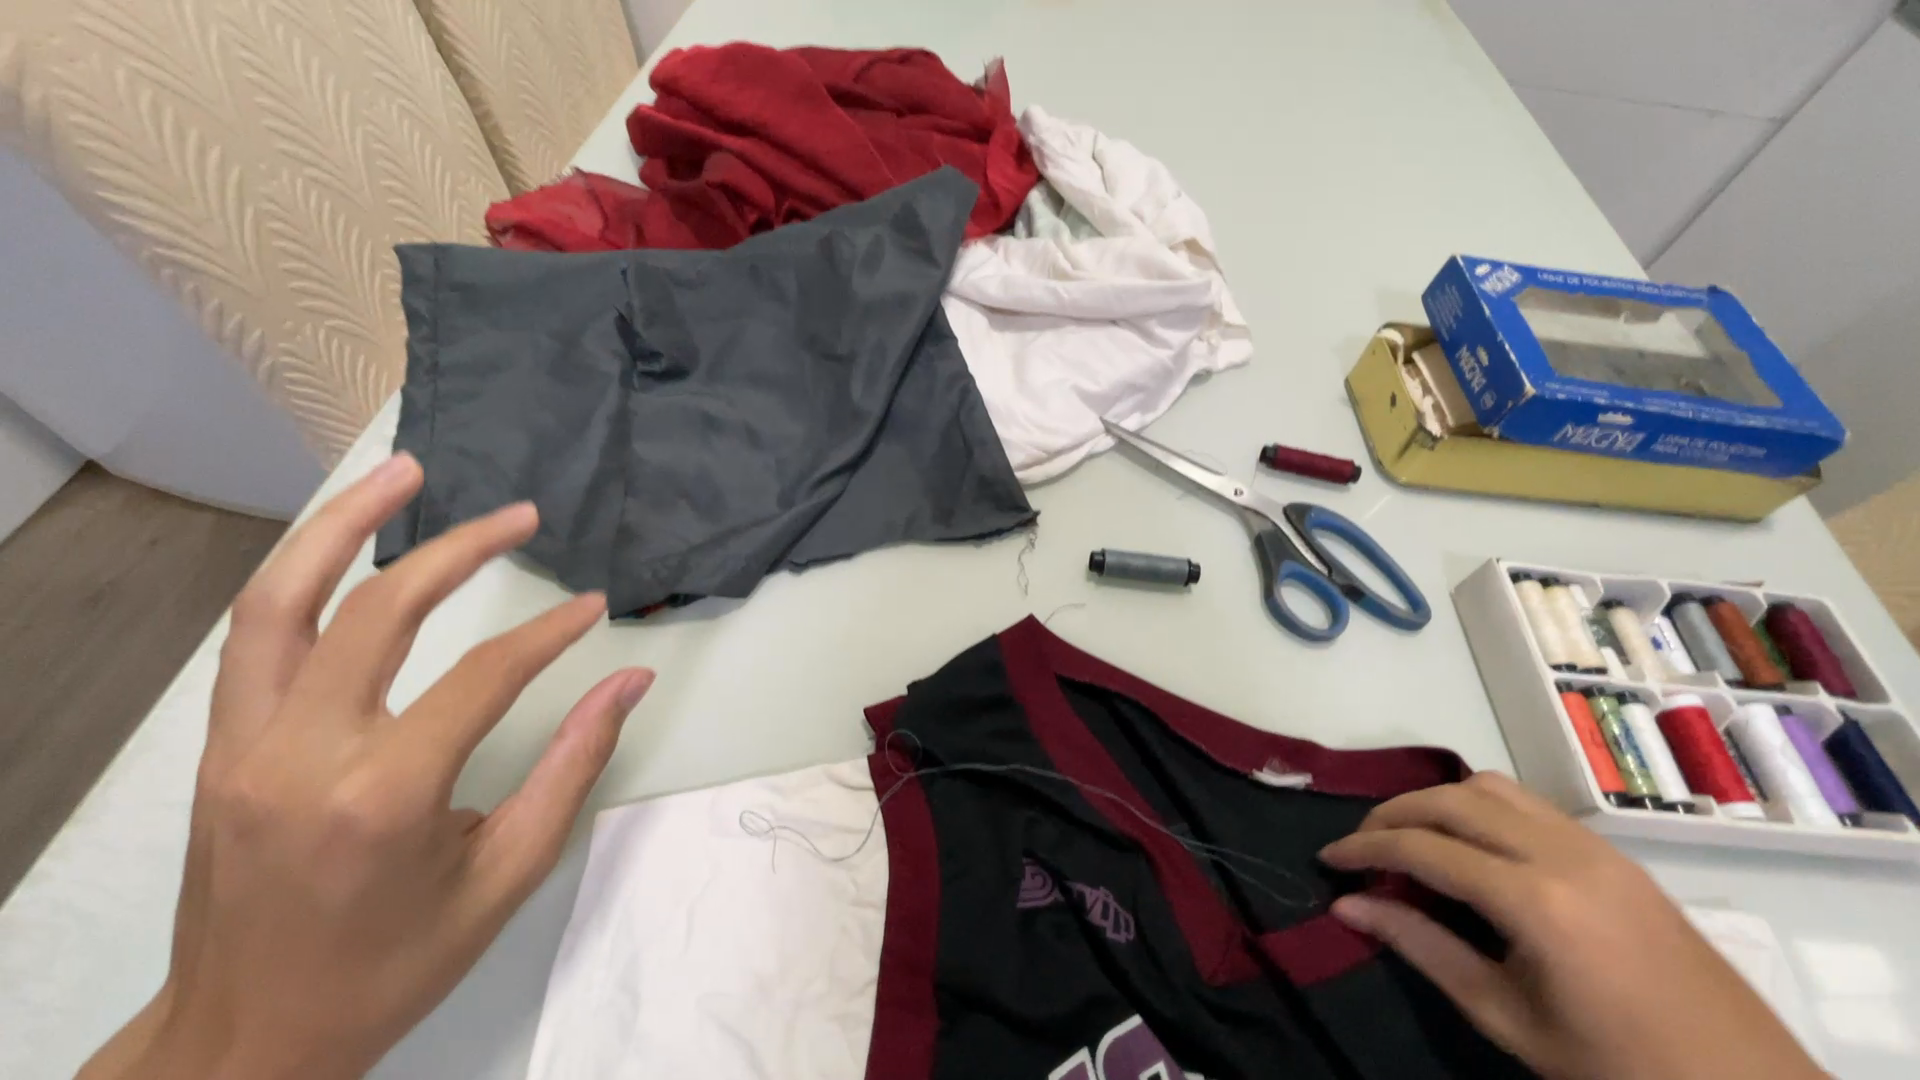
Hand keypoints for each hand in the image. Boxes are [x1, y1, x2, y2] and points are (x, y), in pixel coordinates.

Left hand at [79, 453, 653, 1079]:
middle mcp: (300, 753)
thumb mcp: (508, 874)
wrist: (248, 1038)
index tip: (593, 607)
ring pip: (277, 600)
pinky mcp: (217, 747)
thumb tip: (629, 682)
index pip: (482, 676)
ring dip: (343, 525)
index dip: (548, 633)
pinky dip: (301, 575)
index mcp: (384, 795)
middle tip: (519, 514)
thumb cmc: (395, 963)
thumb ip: (573, 766)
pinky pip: (255, 637)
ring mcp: (240, 745)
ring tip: (401, 472)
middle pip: (377, 611)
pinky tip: (345, 548)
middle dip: (457, 548)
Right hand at [1319, 772, 1822, 1079]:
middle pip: (1452, 800)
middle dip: (1393, 814)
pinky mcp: (1614, 854)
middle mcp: (1562, 855)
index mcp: (1535, 902)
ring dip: (1438, 801)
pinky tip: (1468, 843)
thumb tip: (1347, 907)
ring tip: (1409, 836)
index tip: (1328, 860)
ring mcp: (1594, 848)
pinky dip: (1480, 807)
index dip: (1365, 848)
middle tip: (1360, 846)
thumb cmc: (1614, 1067)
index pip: (1424, 847)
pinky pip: (1528, 804)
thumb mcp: (1506, 1016)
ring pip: (1491, 787)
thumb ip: (1422, 948)